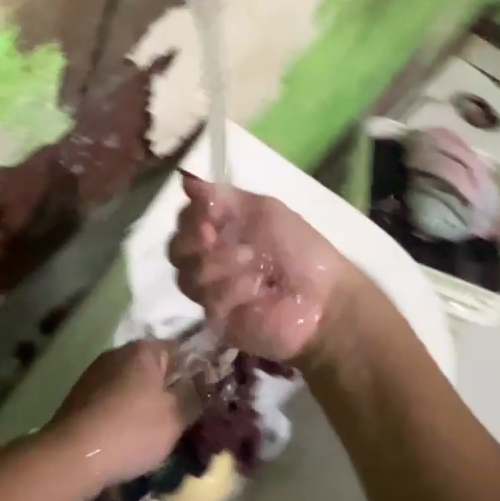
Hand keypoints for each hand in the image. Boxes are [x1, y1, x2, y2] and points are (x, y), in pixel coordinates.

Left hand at [46, 340, 189, 490]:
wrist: (73, 455)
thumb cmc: (131, 431)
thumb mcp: (175, 417)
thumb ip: (194, 396)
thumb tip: (204, 383)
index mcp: (143, 350)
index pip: (180, 351)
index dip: (196, 373)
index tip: (204, 398)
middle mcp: (118, 352)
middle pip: (155, 368)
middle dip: (169, 390)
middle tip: (182, 420)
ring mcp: (96, 371)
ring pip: (133, 385)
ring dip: (145, 403)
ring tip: (155, 434)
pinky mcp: (81, 394)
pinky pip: (113, 399)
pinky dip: (124, 413)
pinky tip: (127, 437)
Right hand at [168, 171, 361, 363]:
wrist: (323, 297)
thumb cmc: (299, 248)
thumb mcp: (265, 211)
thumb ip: (224, 197)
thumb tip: (186, 180)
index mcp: (220, 231)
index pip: (184, 220)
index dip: (190, 217)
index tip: (208, 216)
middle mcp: (209, 259)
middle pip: (176, 249)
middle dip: (195, 241)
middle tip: (215, 238)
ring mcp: (211, 291)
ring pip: (187, 275)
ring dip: (220, 264)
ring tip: (252, 264)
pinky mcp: (217, 320)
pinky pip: (207, 300)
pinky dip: (231, 290)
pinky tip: (255, 290)